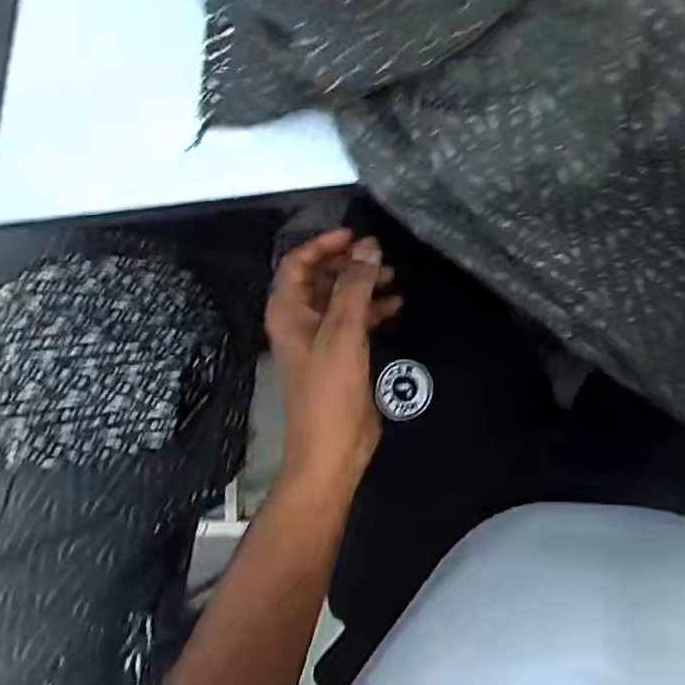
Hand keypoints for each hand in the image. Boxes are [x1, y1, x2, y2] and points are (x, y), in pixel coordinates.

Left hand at [265, 230, 402, 484]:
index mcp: (288, 312)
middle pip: (320, 278)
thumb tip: (369, 248)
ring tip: (394, 279)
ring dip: (364, 285)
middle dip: (349, 264)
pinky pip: (354, 320)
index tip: (356, 236)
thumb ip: (355, 287)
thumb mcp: (344, 332)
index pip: (297, 263)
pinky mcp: (340, 355)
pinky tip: (396, 308)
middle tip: (381, 257)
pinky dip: (372, 309)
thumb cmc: (330, 388)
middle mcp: (300, 321)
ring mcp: (320, 339)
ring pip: (340, 299)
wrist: (332, 448)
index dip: (323, 245)